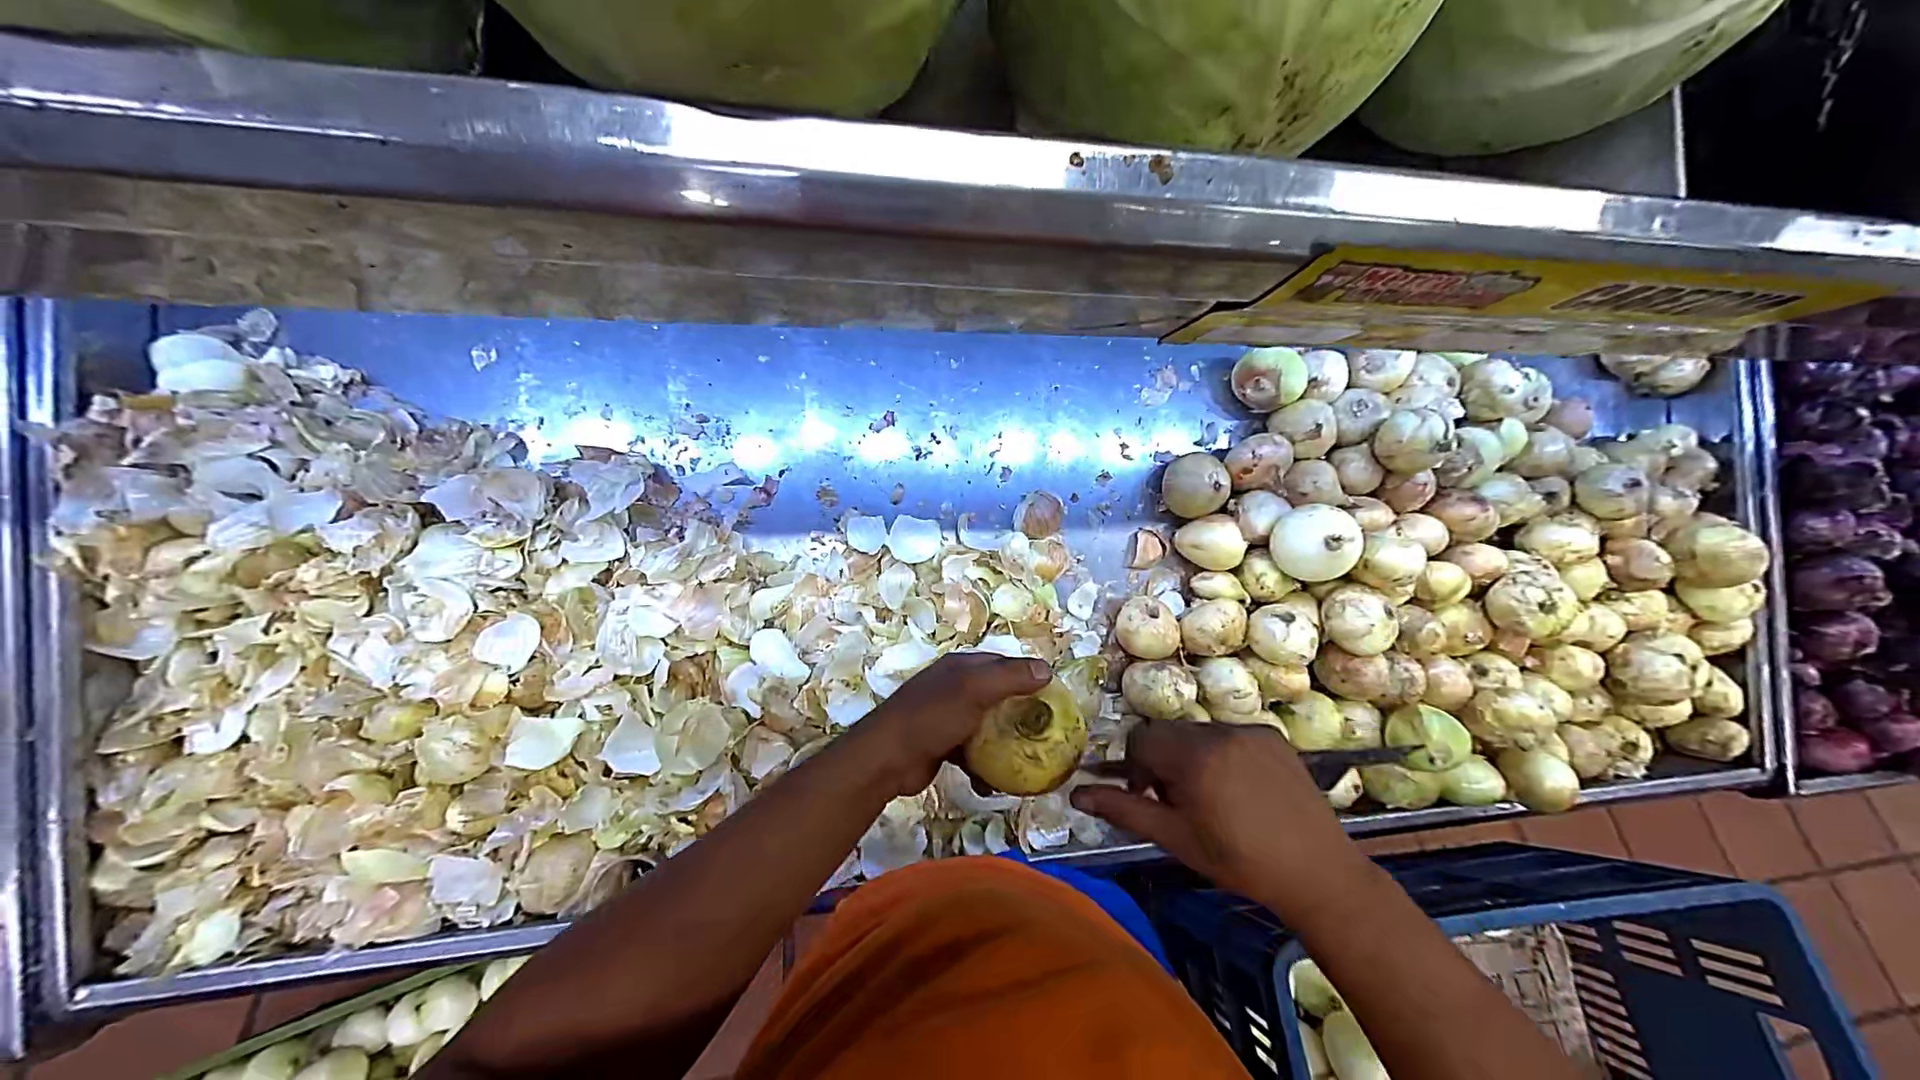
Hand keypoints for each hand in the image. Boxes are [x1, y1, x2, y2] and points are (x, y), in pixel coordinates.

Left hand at [845, 652, 1052, 796]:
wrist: (888, 759)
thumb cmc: (932, 717)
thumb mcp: (974, 690)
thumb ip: (1010, 677)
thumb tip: (1047, 669)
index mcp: (962, 667)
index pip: (1004, 665)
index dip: (1029, 678)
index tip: (1054, 699)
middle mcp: (955, 687)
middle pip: (998, 697)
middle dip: (1020, 714)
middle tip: (1045, 734)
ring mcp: (947, 717)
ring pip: (987, 727)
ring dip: (1004, 744)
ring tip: (1027, 762)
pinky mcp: (943, 745)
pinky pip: (973, 752)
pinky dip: (984, 766)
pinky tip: (993, 784)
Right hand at [1070, 718, 1367, 912]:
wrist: (1319, 873)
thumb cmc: (1239, 861)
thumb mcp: (1175, 838)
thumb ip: (1123, 810)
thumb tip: (1075, 794)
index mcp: (1193, 757)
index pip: (1140, 740)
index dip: (1136, 768)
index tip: (1152, 798)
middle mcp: (1220, 732)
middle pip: (1168, 733)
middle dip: (1163, 761)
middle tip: (1180, 801)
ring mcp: (1250, 731)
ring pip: (1198, 733)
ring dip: (1191, 756)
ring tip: (1212, 797)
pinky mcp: (1273, 736)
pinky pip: (1229, 734)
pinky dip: (1222, 753)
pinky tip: (1240, 788)